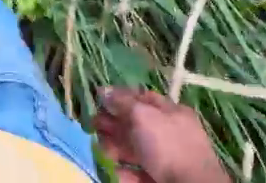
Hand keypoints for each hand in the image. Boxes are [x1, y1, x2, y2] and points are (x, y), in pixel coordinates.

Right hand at [95, 88, 232, 182]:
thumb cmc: (168, 146)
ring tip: (102, 150)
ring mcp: (167, 159)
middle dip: (112, 124)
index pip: (141, 98)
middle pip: (135, 125)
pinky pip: (138, 171)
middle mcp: (170, 133)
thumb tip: (102, 90)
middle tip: (93, 125)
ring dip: (114, 148)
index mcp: (172, 113)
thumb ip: (121, 101)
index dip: (119, 97)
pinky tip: (115, 170)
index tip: (98, 99)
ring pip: (134, 149)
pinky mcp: (161, 179)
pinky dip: (124, 171)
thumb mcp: (142, 115)